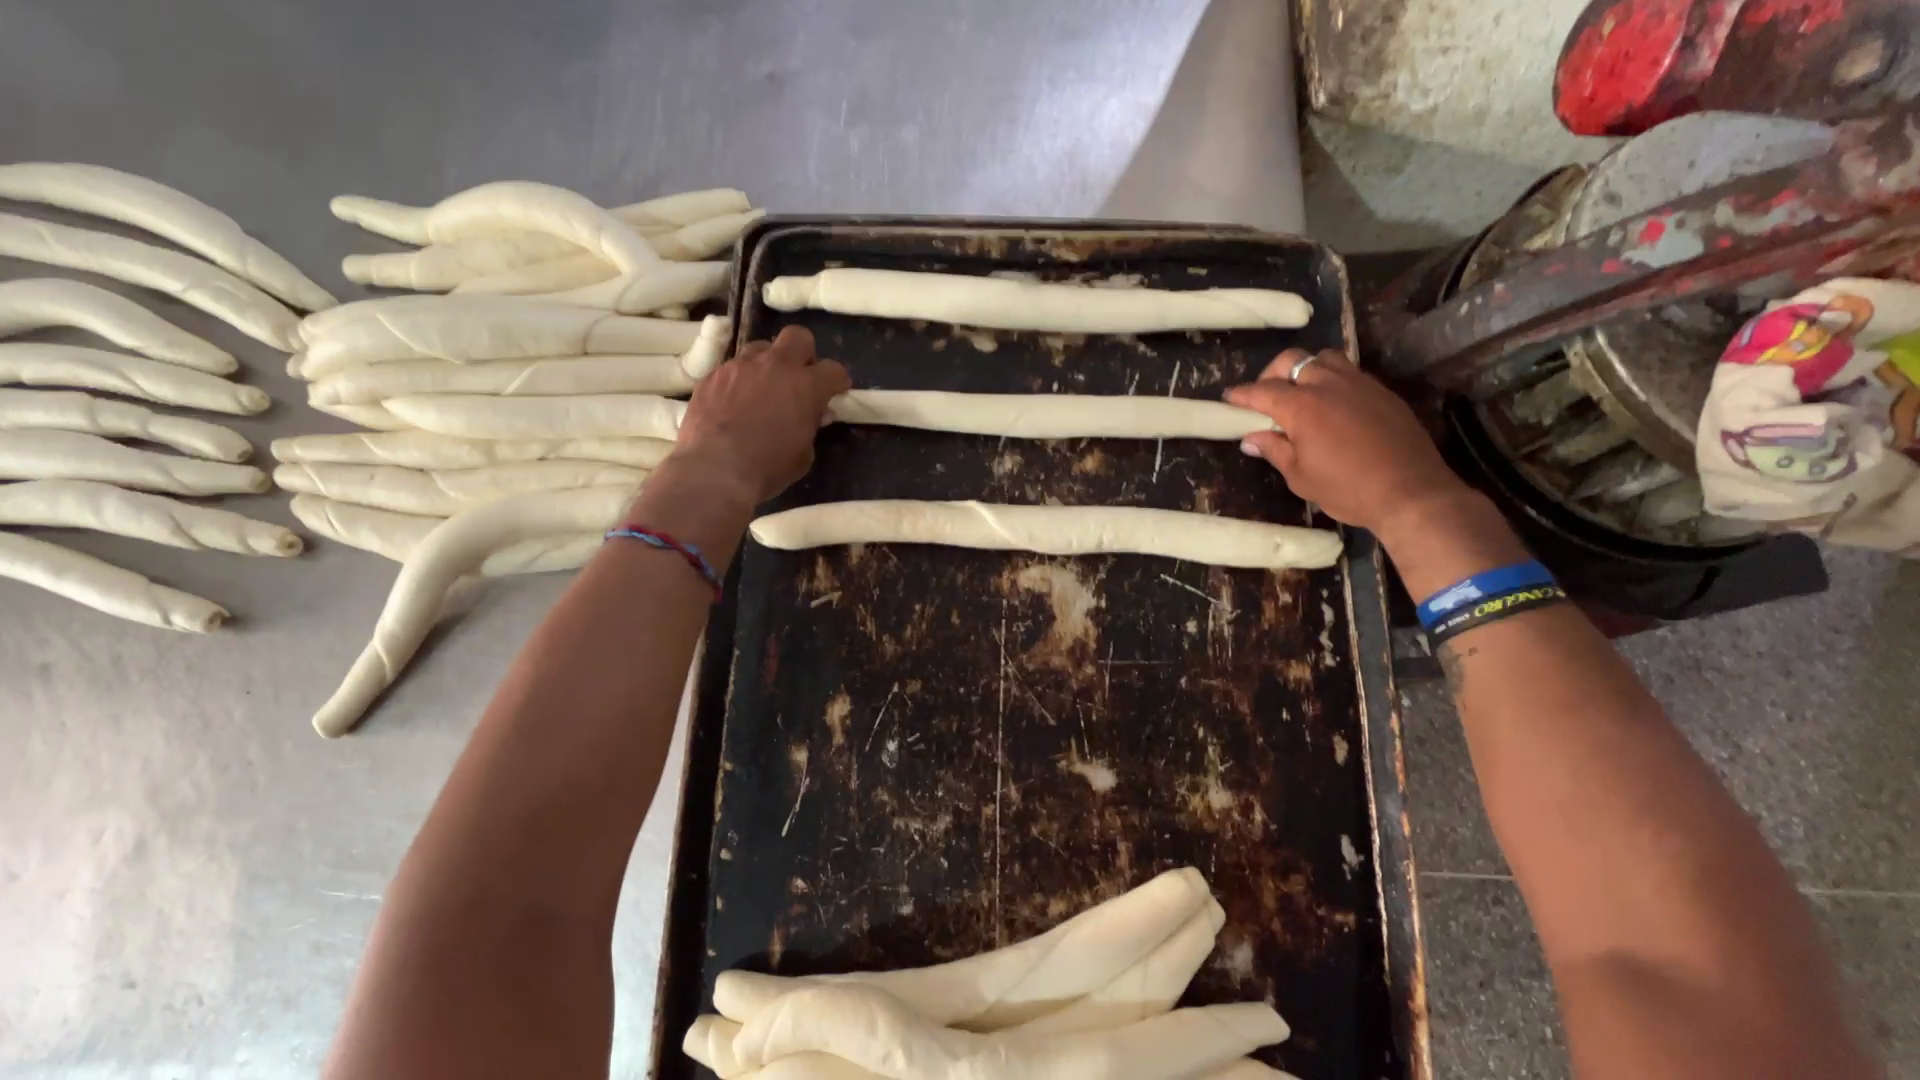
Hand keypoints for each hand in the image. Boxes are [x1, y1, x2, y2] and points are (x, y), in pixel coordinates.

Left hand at [672, 326, 850, 504]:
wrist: (715, 470)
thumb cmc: (768, 467)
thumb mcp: (803, 454)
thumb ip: (811, 426)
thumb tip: (816, 414)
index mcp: (806, 385)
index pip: (833, 370)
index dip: (837, 380)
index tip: (836, 391)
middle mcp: (775, 366)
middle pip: (797, 337)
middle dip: (803, 353)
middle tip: (799, 377)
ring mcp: (740, 366)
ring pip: (760, 348)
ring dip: (767, 364)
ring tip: (762, 388)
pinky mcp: (713, 375)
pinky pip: (732, 368)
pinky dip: (740, 381)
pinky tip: (735, 402)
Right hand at [1225, 349, 1475, 543]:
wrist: (1410, 491)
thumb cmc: (1347, 489)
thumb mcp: (1300, 477)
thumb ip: (1274, 451)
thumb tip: (1251, 439)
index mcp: (1302, 407)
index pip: (1262, 391)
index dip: (1242, 394)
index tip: (1229, 398)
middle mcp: (1328, 385)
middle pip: (1292, 360)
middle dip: (1272, 373)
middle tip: (1266, 396)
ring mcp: (1359, 384)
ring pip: (1325, 358)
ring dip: (1306, 369)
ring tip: (1302, 392)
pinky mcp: (1382, 392)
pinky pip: (1350, 373)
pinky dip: (1333, 380)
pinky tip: (1333, 404)